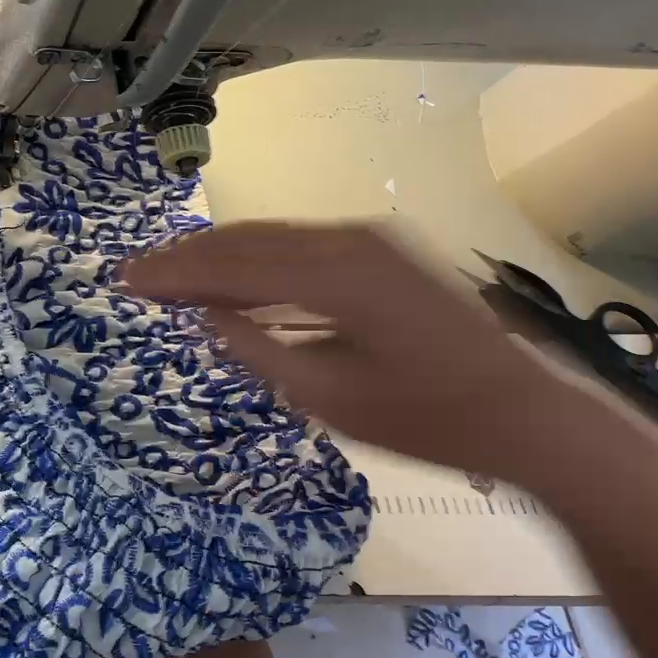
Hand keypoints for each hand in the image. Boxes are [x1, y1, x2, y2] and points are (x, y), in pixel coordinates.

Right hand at [122, 222, 580, 482]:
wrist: (531, 417)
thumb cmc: (427, 420)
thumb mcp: (329, 398)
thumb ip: (257, 350)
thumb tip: (205, 318)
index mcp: (337, 275)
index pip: (232, 266)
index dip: (174, 273)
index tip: (126, 280)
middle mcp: (350, 241)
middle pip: (246, 240)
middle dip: (187, 258)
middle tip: (137, 273)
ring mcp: (369, 241)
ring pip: (270, 237)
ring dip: (217, 256)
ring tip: (170, 273)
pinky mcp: (381, 250)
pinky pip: (299, 245)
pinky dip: (255, 260)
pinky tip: (231, 278)